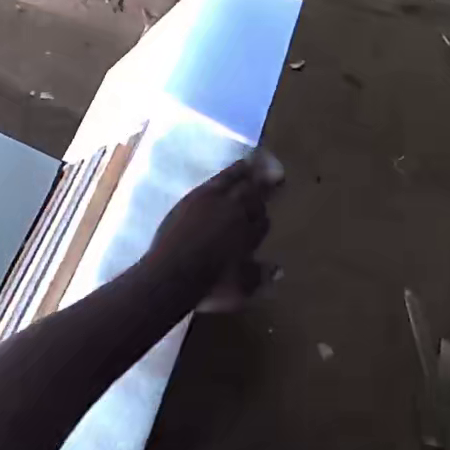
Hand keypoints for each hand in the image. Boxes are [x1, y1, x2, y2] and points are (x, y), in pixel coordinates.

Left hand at [144, 155, 278, 295]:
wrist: (171, 274)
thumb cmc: (208, 285)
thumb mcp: (240, 288)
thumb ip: (259, 276)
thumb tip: (279, 269)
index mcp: (248, 235)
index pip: (262, 222)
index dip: (264, 218)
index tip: (266, 215)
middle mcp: (236, 215)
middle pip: (254, 196)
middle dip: (266, 185)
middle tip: (276, 172)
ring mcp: (213, 202)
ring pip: (237, 182)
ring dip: (249, 172)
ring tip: (256, 161)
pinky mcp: (193, 198)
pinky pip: (217, 179)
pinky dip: (229, 172)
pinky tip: (229, 172)